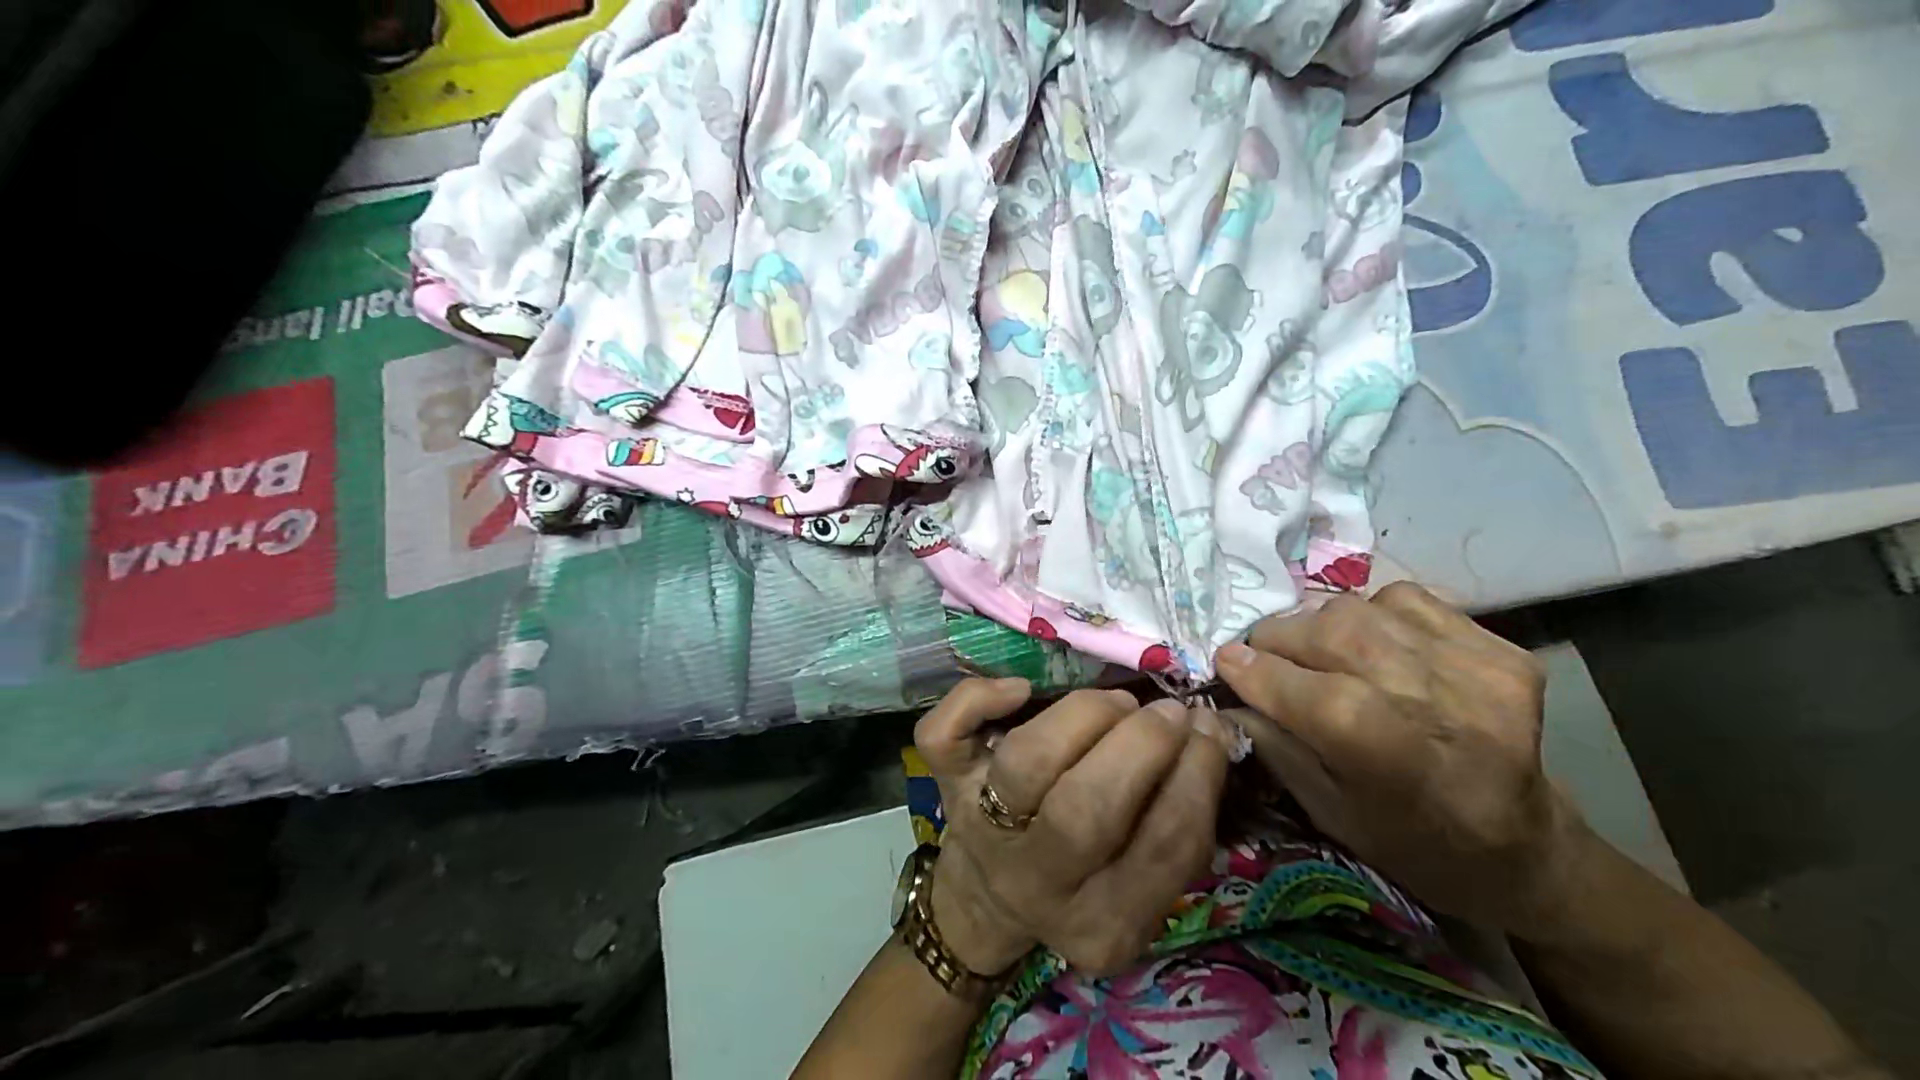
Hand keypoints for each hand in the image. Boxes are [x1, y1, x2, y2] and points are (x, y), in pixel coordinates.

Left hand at [914, 680, 1233, 976]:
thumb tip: (1206, 732)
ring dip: (1083, 716)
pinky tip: (1020, 689)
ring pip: (1025, 761)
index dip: (1195, 779)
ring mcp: (980, 826)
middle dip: (1140, 746)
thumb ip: (1175, 827)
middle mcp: (1034, 880)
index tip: (1209, 730)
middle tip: (1168, 713)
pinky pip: (943, 736)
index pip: (1161, 851)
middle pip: (1084, 808)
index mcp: (1100, 922)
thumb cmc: (1081, 884)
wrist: (987, 902)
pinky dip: (978, 698)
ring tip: (1119, 702)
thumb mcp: (1140, 887)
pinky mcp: (942, 785)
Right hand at [1214, 583, 1580, 935]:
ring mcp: (1474, 666)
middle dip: (1276, 639)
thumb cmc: (1414, 844)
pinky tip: (1367, 641)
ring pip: (1360, 610)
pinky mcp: (1498, 647)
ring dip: (1316, 624)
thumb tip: (1228, 696)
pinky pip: (1405, 600)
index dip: (1250, 669)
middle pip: (1329, 635)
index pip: (1297, 688)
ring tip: (1306, 646)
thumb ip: (1274, 745)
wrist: (1527, 847)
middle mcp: (1435, 700)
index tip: (1223, 660)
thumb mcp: (1328, 813)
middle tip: (1259, 653)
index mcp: (1391, 755)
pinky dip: (1369, 613)